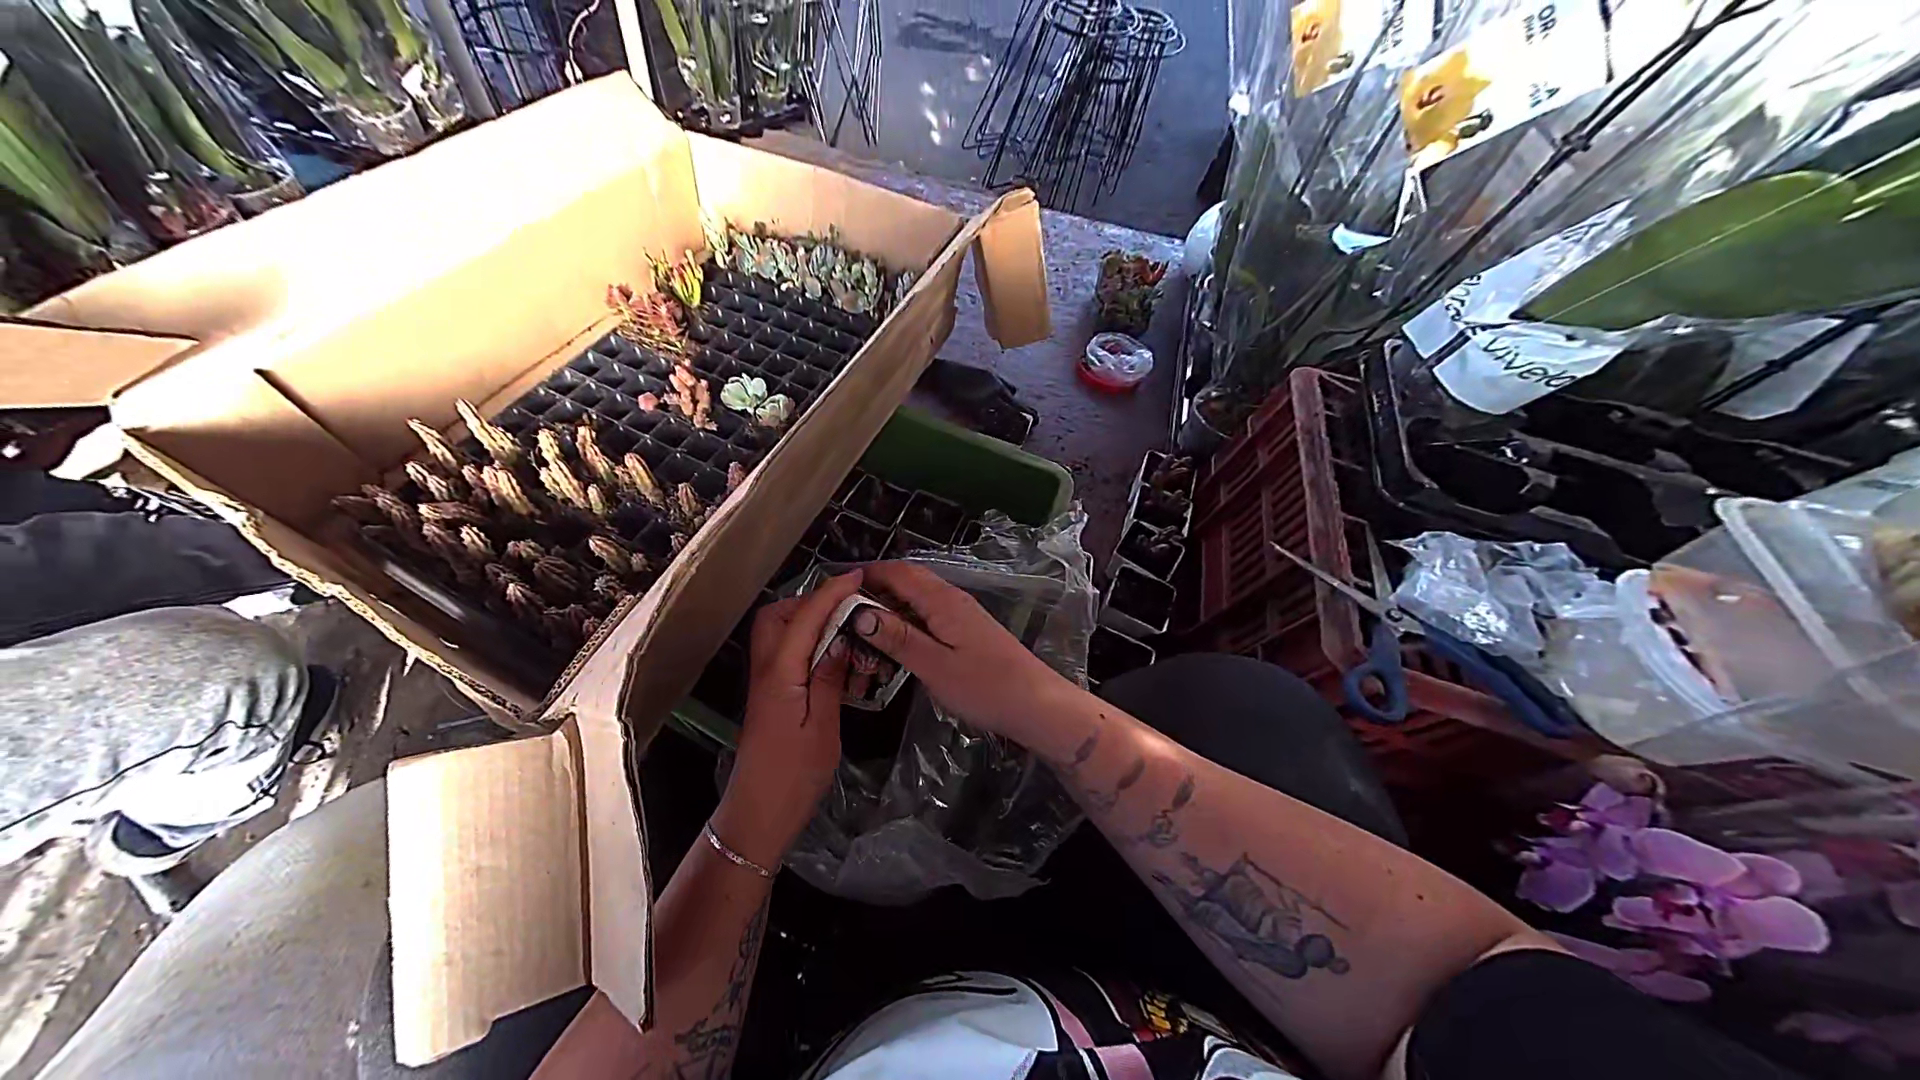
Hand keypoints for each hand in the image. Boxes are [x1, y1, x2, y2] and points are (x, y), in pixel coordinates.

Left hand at [713, 570, 863, 868]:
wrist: (758, 814)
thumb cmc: (794, 777)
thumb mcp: (823, 728)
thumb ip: (830, 679)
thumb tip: (840, 639)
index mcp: (780, 674)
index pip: (806, 619)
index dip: (832, 593)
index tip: (857, 576)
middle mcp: (765, 669)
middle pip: (777, 615)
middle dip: (811, 599)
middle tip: (846, 604)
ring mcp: (762, 681)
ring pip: (776, 630)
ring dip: (805, 617)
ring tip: (841, 626)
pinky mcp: (767, 693)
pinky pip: (782, 649)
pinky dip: (803, 638)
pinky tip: (828, 652)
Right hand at [850, 561, 1075, 740]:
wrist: (1037, 705)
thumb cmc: (986, 687)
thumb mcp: (934, 665)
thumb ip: (897, 637)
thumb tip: (858, 612)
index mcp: (943, 600)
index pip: (898, 572)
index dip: (866, 573)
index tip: (835, 587)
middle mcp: (952, 599)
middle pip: (907, 581)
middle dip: (873, 589)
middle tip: (841, 611)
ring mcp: (962, 614)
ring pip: (917, 599)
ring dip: (889, 606)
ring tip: (859, 628)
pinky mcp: (968, 631)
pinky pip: (929, 615)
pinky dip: (906, 621)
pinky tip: (894, 643)